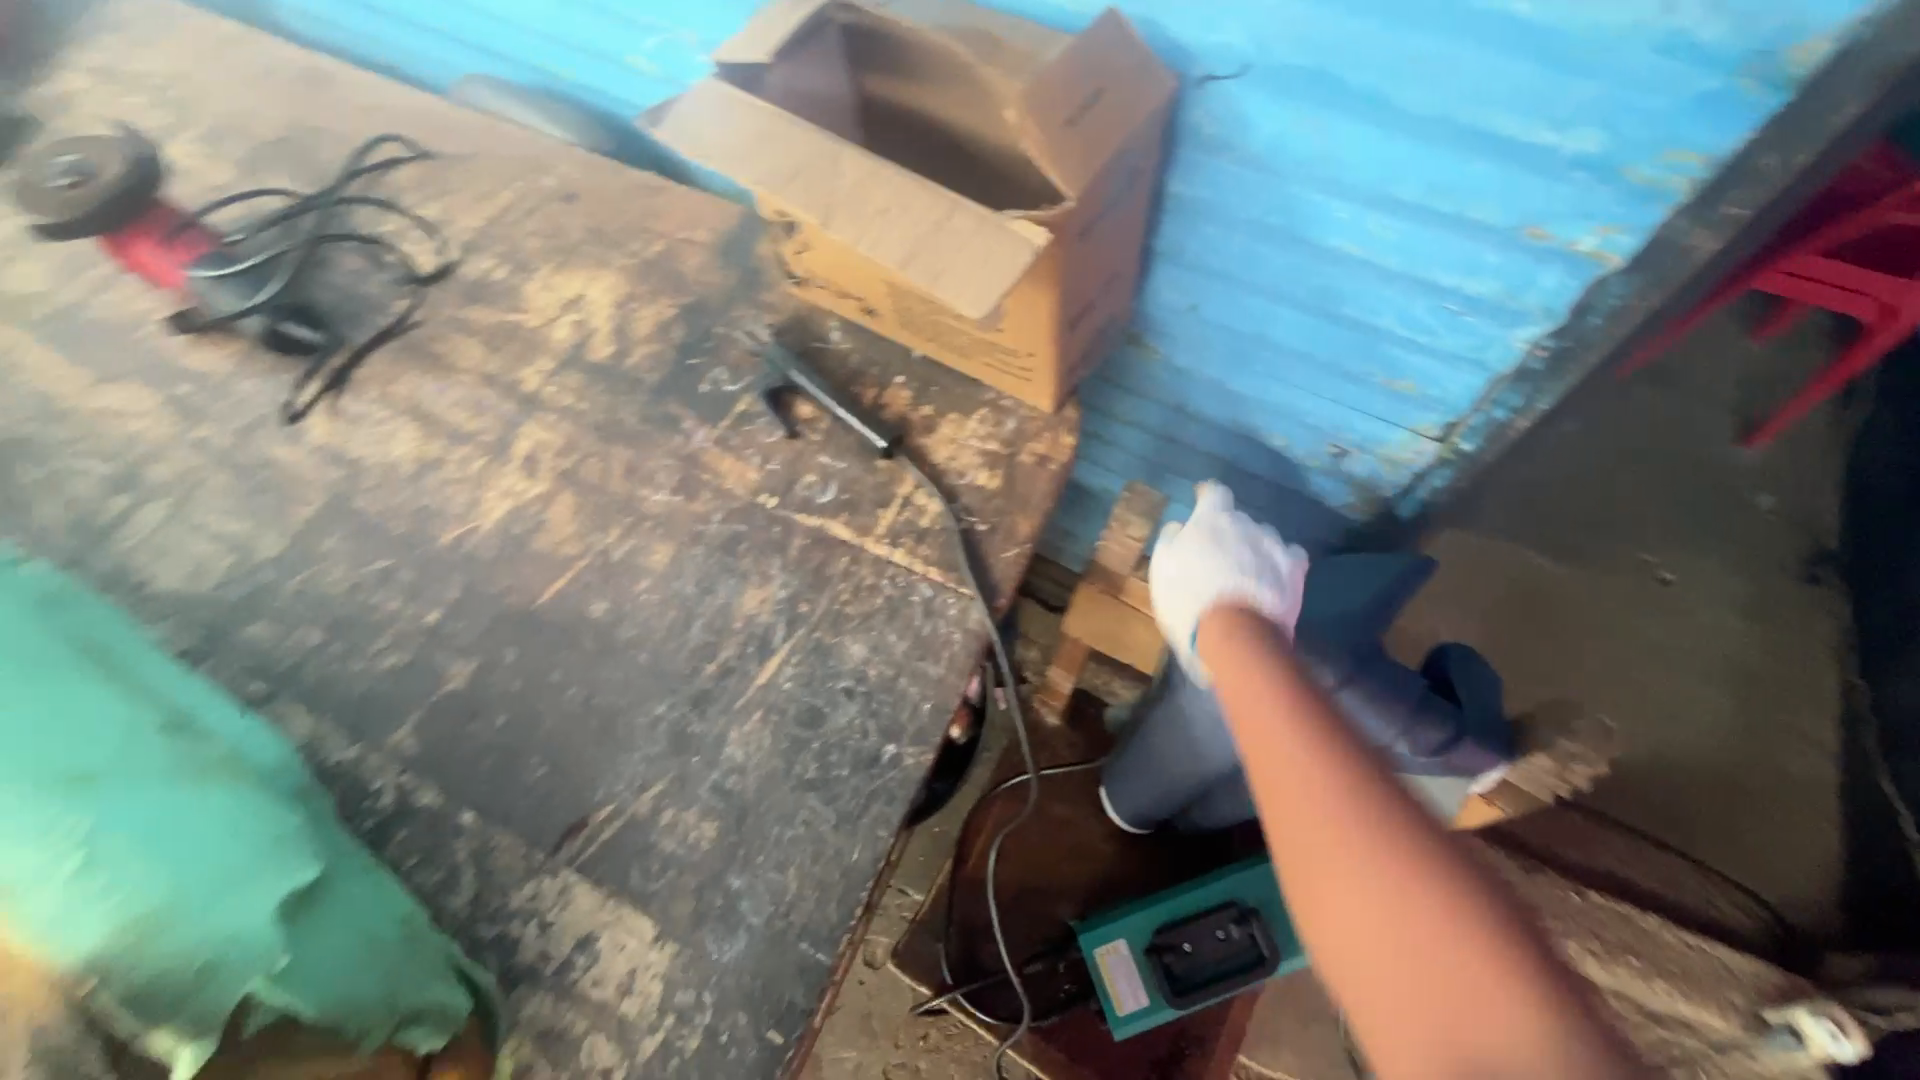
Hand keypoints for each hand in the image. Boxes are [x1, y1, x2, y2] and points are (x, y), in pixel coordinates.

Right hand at [1148, 481, 1308, 681]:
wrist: (1233, 634)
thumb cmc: (1187, 600)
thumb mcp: (1161, 569)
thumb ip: (1170, 540)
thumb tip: (1180, 526)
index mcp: (1211, 519)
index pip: (1214, 492)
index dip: (1207, 495)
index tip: (1201, 499)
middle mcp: (1246, 523)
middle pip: (1238, 519)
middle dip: (1230, 531)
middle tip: (1219, 554)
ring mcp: (1274, 545)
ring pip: (1264, 536)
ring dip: (1254, 547)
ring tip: (1246, 571)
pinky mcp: (1295, 569)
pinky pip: (1291, 555)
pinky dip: (1281, 562)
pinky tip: (1274, 576)